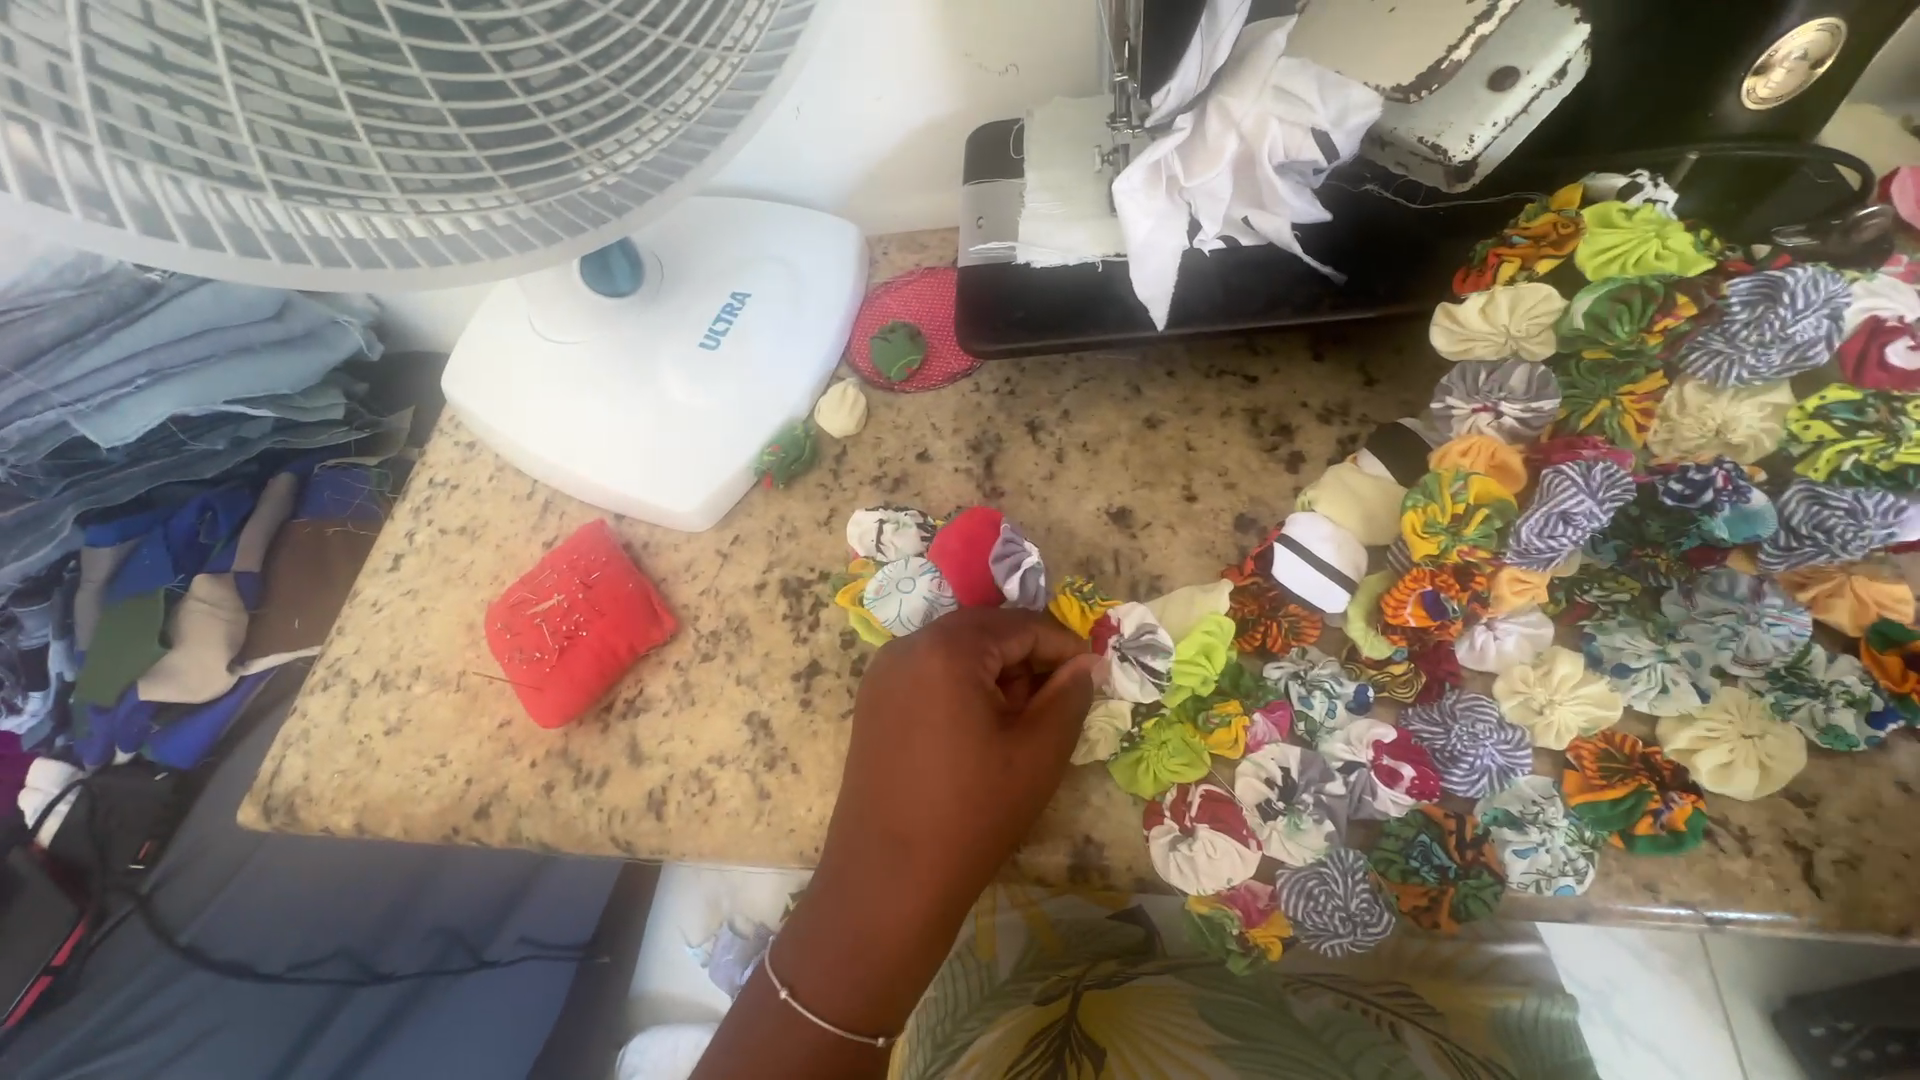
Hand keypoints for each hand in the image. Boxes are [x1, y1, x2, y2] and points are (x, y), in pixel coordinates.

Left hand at [695, 607, 1092, 1077]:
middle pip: (984, 631)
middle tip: (1058, 698)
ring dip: (995, 671)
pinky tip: (980, 729)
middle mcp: (907, 645)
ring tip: (1021, 719)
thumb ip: (1069, 695)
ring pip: (956, 651)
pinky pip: (929, 673)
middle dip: (1027, 656)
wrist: (888, 879)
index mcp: (948, 648)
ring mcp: (883, 673)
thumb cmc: (972, 812)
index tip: (1093, 673)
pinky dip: (962, 685)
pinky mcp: (873, 702)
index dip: (1064, 645)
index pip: (1021, 625)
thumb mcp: (1038, 752)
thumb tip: (1087, 662)